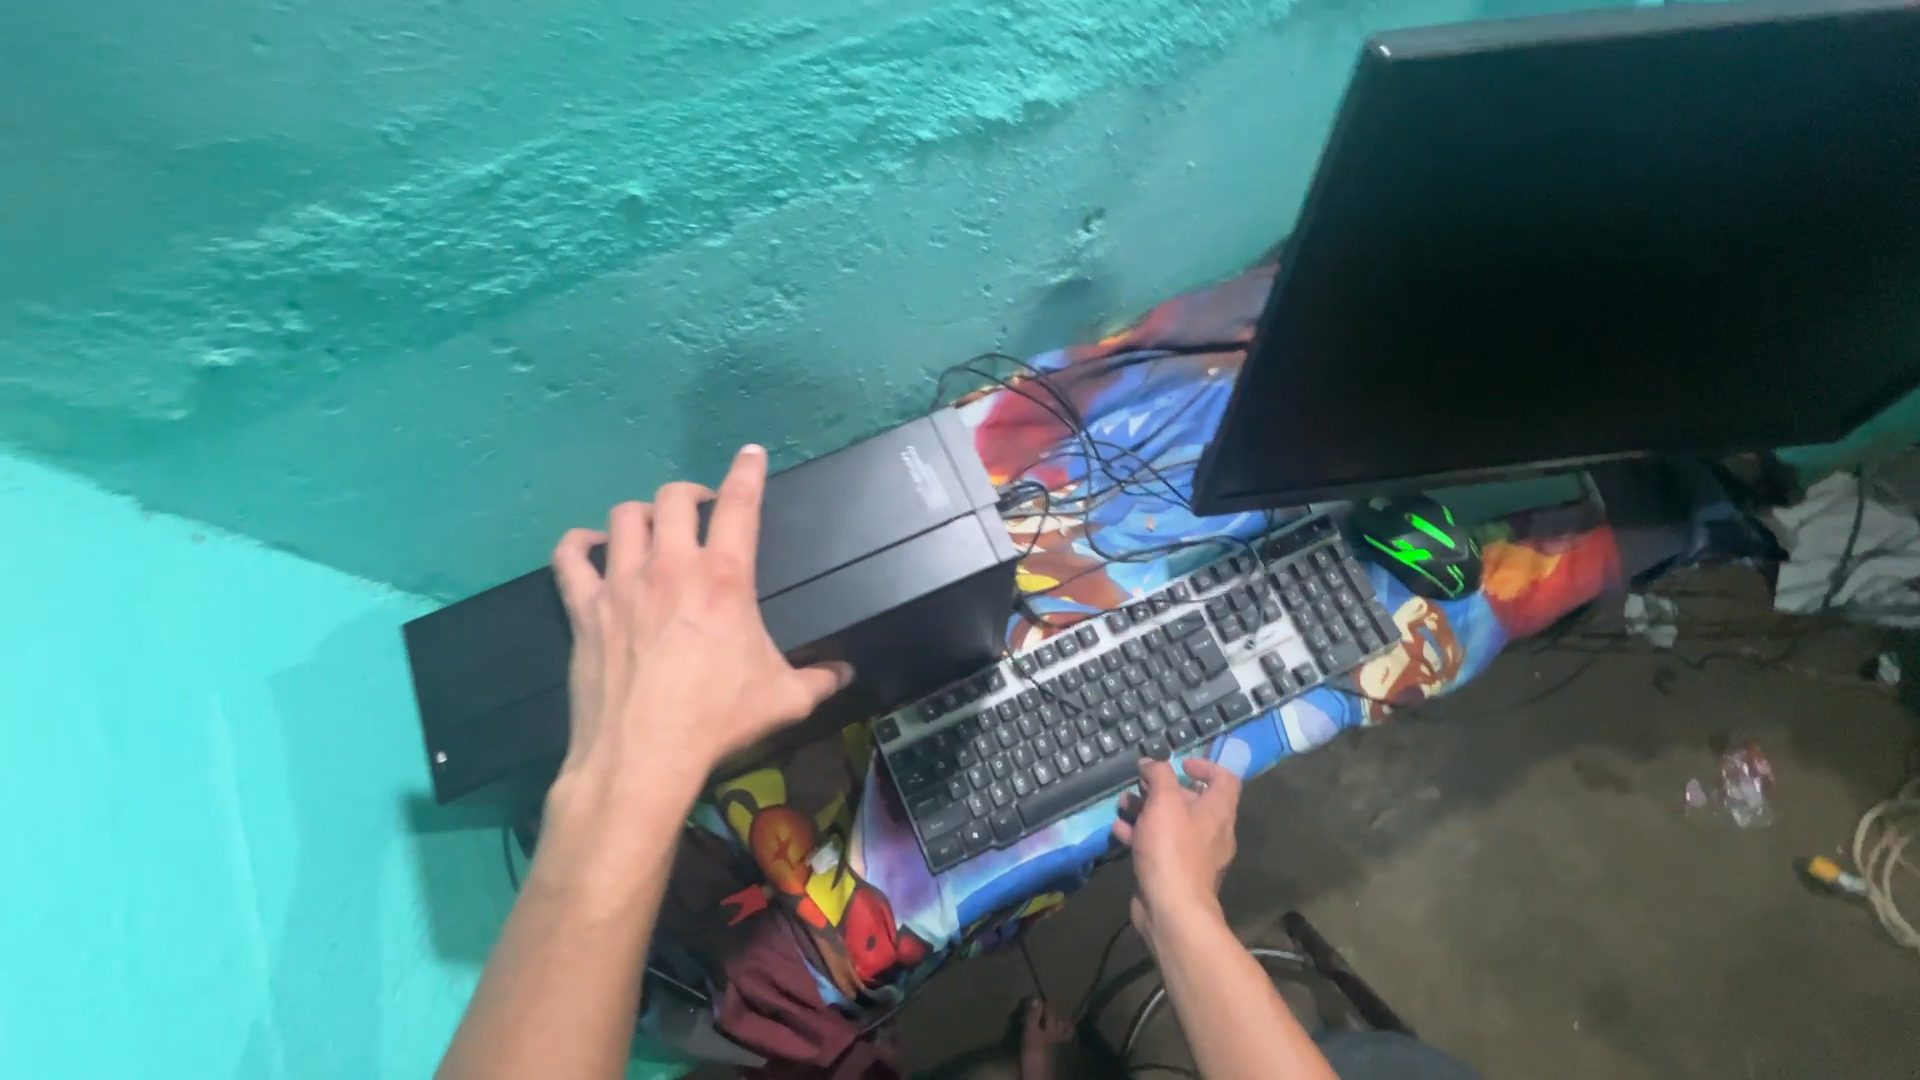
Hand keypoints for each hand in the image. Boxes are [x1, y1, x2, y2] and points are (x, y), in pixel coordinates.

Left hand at [549, 445, 853, 800]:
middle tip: (701, 512)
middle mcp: (670, 566)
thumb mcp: (785, 699)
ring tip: (654, 531)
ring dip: (643, 514)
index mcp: (724, 578)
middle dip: (691, 494)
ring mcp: (621, 583)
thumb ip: (821, 679)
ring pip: (624, 516)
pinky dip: (581, 544)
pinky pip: (570, 556)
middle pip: (673, 497)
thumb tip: (847, 673)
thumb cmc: (717, 719)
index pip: (739, 504)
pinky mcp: (584, 608)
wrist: (642, 757)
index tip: (751, 453)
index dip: (748, 471)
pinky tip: (593, 548)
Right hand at [1112, 756, 1241, 941]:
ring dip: (1146, 810)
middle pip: (1192, 801)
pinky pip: (1160, 846)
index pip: (1225, 779)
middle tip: (1139, 783)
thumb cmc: (1172, 848)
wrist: (1172, 909)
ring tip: (1123, 803)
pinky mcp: (1176, 873)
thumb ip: (1159, 775)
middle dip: (1162, 789)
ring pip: (1172, 823)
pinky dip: (1140, 835)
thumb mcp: (1164, 801)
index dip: (1205, 766)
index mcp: (1218, 812)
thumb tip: (1151, 762)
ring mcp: (1195, 856)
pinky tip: (1119, 830)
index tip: (1179, 764)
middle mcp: (1212, 832)